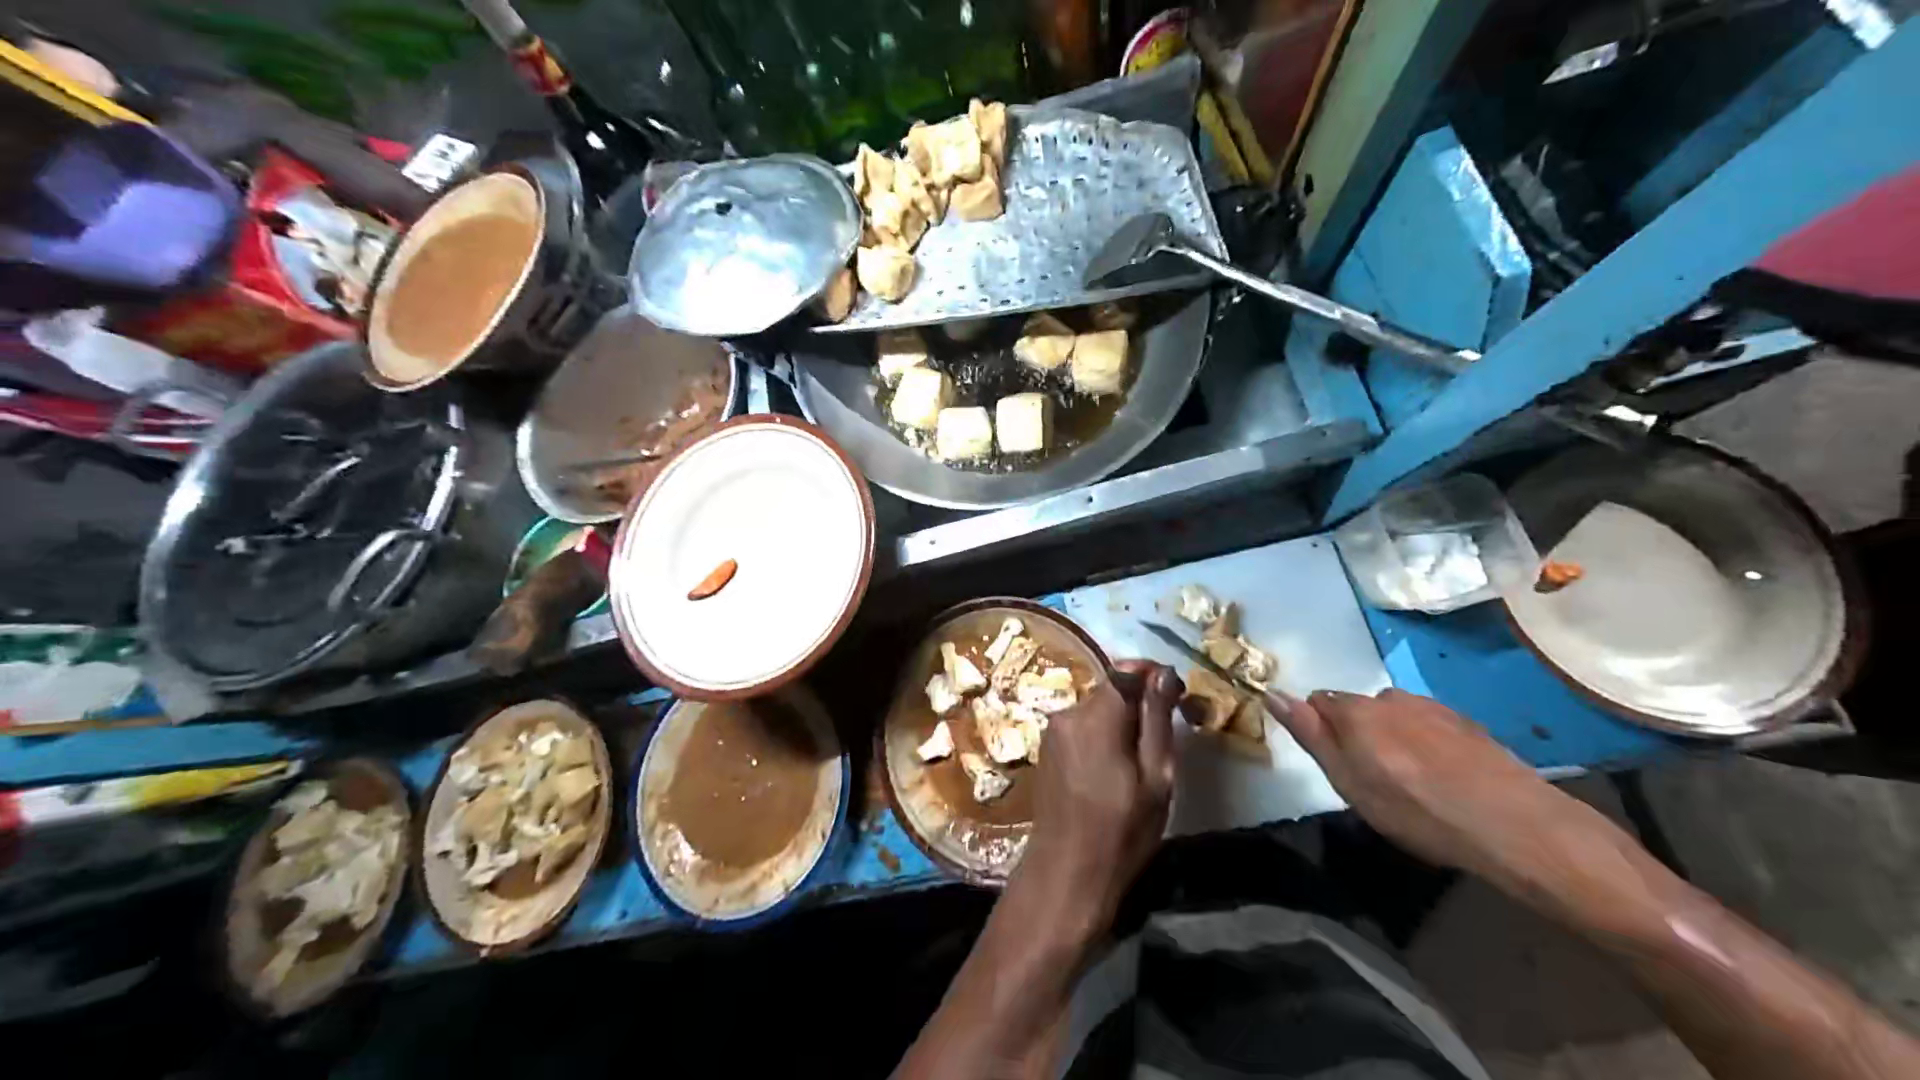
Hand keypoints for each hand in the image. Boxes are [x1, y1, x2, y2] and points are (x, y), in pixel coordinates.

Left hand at [1010, 660, 1182, 936]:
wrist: (1067, 872)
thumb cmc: (1122, 831)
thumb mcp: (1156, 777)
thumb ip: (1158, 719)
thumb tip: (1163, 673)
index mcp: (1095, 718)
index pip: (1124, 671)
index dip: (1151, 674)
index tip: (1175, 693)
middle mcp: (1067, 714)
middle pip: (1110, 689)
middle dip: (1139, 700)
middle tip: (1167, 731)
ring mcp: (1052, 731)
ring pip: (1096, 708)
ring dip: (1120, 719)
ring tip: (1141, 757)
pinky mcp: (1046, 748)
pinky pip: (1081, 726)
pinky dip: (1102, 733)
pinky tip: (1114, 767)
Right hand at [1278, 689, 1620, 897]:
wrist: (1518, 827)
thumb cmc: (1419, 812)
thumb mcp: (1350, 784)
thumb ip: (1311, 736)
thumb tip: (1272, 693)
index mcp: (1356, 711)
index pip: (1317, 702)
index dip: (1321, 732)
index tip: (1338, 766)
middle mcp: (1389, 697)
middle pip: (1356, 708)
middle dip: (1356, 734)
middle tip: (1374, 780)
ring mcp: (1431, 707)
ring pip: (1393, 715)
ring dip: (1391, 737)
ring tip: (1412, 781)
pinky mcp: (1465, 721)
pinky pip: (1426, 724)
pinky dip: (1424, 742)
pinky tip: (1444, 777)